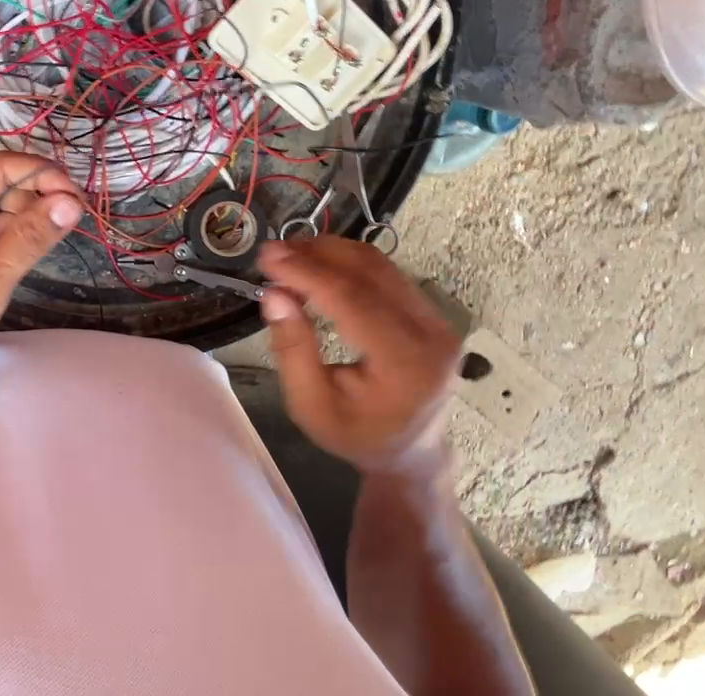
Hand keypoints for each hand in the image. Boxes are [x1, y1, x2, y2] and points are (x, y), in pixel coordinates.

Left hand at [0, 153, 85, 385]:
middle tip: (75, 216)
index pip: (0, 166)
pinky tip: (41, 240)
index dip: (41, 173)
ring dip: (36, 212)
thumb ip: (30, 237)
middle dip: (42, 193)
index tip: (75, 195)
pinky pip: (5, 217)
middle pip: (7, 178)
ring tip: (57, 233)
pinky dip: (25, 226)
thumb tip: (72, 203)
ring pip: (10, 197)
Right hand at [257, 236, 461, 476]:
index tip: (267, 257)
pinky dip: (346, 263)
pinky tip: (316, 268)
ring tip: (288, 257)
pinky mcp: (431, 313)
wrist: (410, 452)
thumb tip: (273, 294)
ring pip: (379, 265)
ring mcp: (437, 320)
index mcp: (405, 363)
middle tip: (271, 253)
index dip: (307, 273)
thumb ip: (293, 349)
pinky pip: (386, 274)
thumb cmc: (355, 434)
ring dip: (329, 253)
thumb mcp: (310, 405)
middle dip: (316, 254)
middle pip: (369, 271)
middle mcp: (431, 334)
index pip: (353, 300)